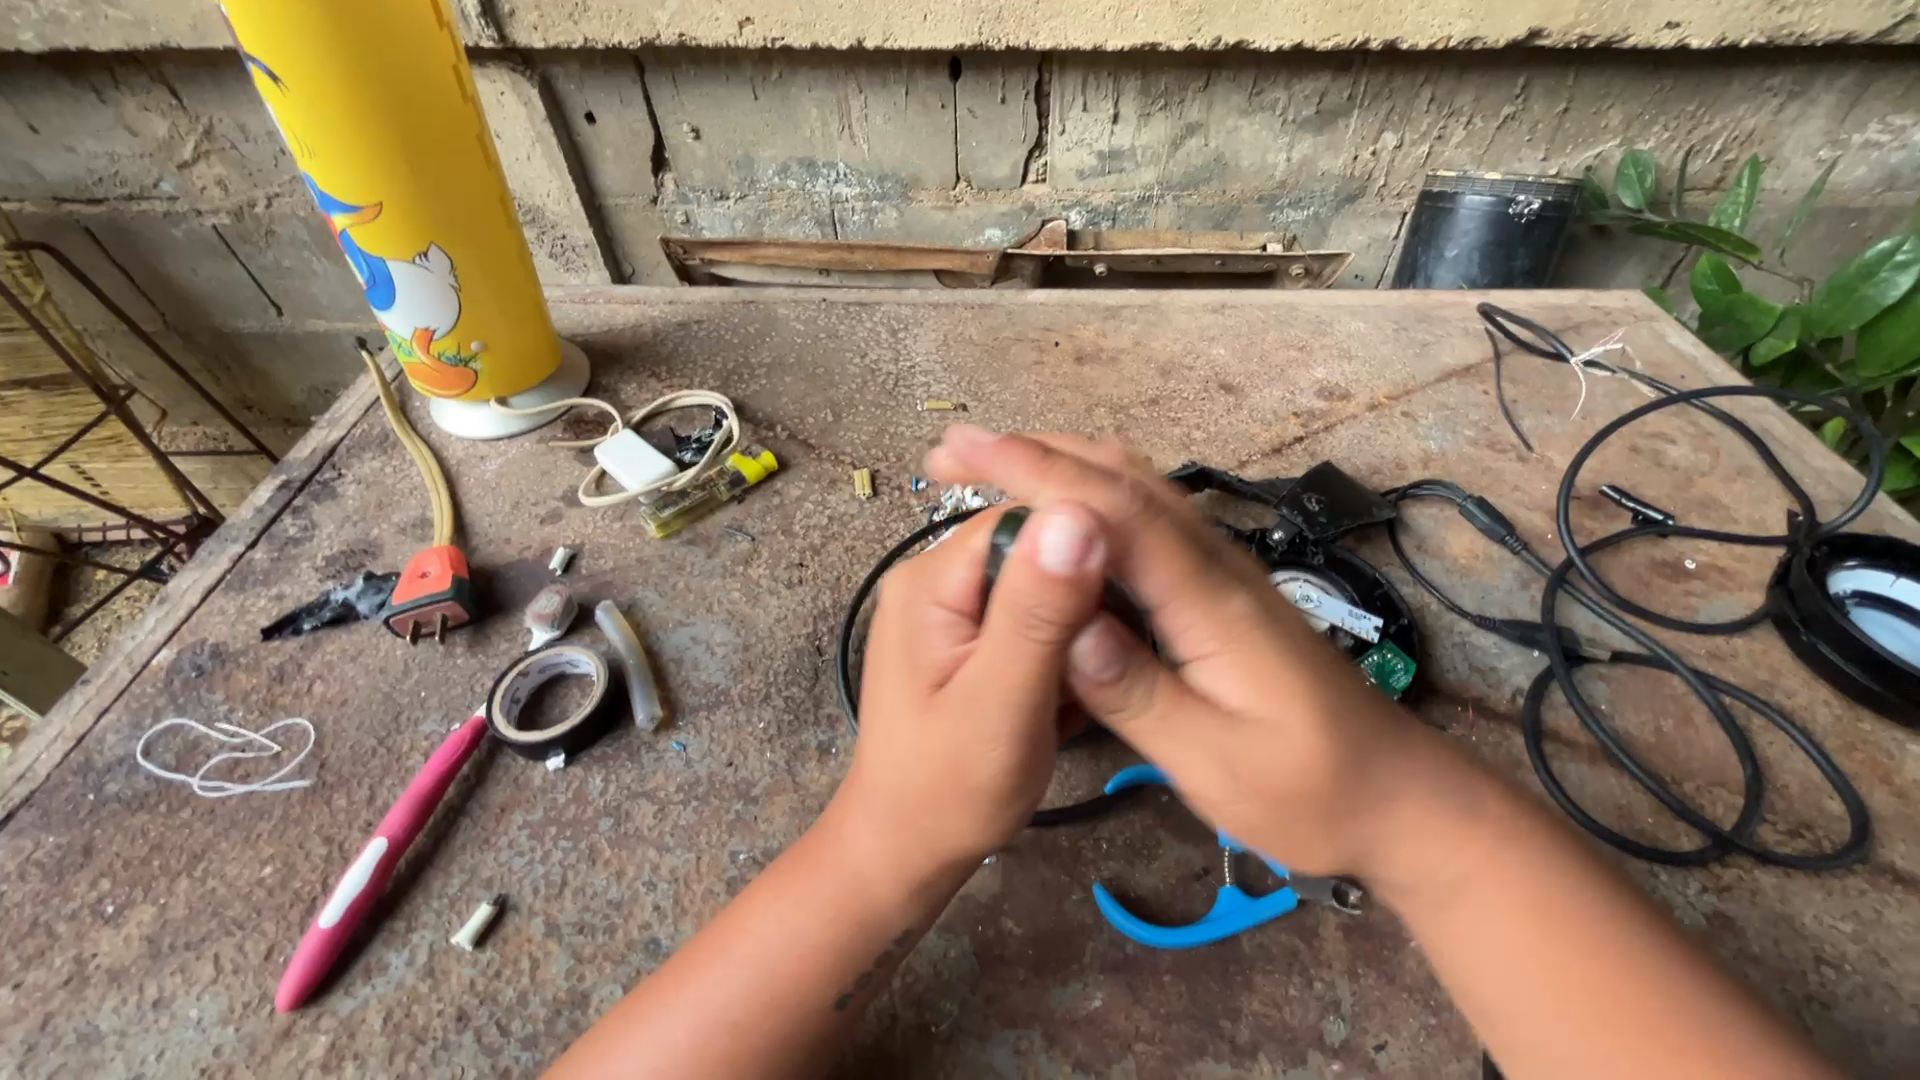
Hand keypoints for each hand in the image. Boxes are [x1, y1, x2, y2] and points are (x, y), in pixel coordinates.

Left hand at [836, 500, 1112, 877]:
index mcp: (932, 579)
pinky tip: (1063, 698)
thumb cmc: (949, 788)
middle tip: (1103, 663)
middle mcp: (935, 579)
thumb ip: (1039, 611)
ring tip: (1082, 690)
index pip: (1025, 520)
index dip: (1085, 548)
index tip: (1130, 601)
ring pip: (1040, 588)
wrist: (907, 846)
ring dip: (1073, 634)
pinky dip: (1057, 654)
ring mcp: (949, 610)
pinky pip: (1030, 620)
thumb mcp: (1000, 701)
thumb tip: (1078, 510)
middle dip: (1081, 601)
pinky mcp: (966, 639)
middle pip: (1034, 551)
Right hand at [927, 426, 1468, 883]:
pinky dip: (1091, 496)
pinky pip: (1147, 520)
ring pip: (1137, 489)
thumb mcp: (1217, 763)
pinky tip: (1058, 517)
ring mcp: (1221, 571)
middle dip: (1035, 452)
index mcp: (1210, 602)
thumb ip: (1138, 694)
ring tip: (992, 465)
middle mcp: (1215, 566)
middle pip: (1123, 480)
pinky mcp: (1219, 588)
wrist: (1400, 795)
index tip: (968, 454)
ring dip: (1062, 464)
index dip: (1037, 474)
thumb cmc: (1311, 792)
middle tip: (956, 449)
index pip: (1115, 514)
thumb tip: (1064, 629)